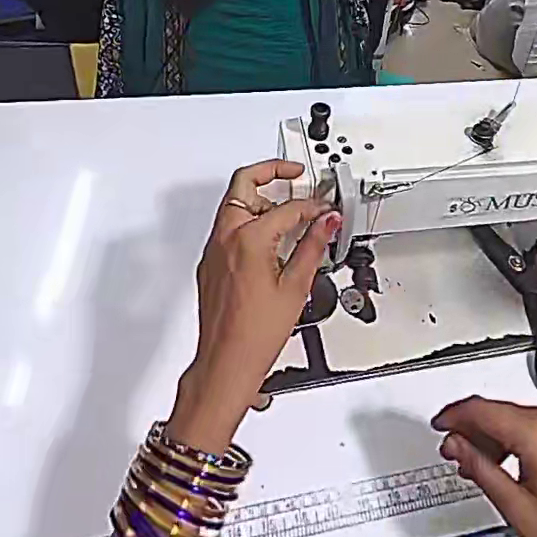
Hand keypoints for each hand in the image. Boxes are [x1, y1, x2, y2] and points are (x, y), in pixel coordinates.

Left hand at [167, 160, 337, 453]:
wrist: (225, 364)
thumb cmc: (254, 335)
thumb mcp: (296, 286)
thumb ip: (313, 245)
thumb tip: (327, 221)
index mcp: (247, 239)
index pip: (287, 207)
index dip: (312, 206)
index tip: (325, 210)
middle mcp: (224, 238)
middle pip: (243, 183)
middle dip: (271, 172)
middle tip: (294, 172)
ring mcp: (213, 249)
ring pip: (233, 203)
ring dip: (260, 197)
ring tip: (288, 209)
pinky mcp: (210, 262)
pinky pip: (228, 226)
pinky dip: (249, 219)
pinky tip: (271, 237)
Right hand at [433, 397, 536, 536]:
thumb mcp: (512, 504)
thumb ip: (479, 466)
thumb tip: (454, 443)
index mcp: (534, 431)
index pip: (482, 409)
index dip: (454, 415)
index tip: (438, 424)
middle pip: (492, 409)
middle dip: (465, 425)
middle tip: (448, 445)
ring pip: (503, 417)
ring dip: (481, 433)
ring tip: (465, 459)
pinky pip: (518, 426)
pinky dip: (498, 438)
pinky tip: (488, 461)